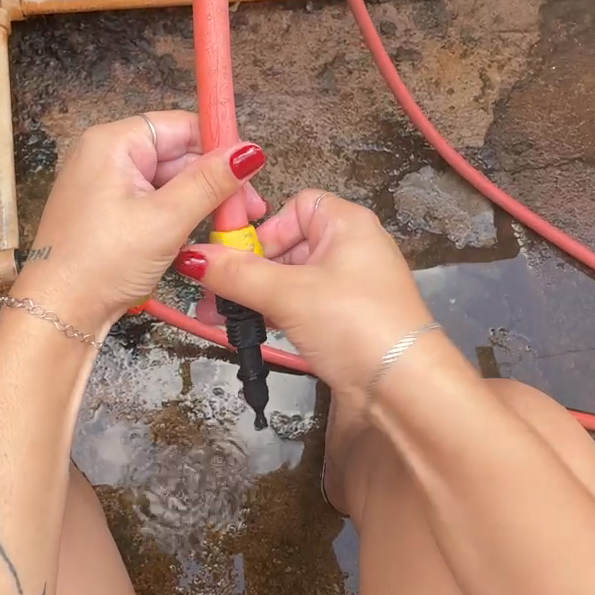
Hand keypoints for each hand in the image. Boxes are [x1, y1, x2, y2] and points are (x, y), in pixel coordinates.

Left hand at [13, 111, 267, 329]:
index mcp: (113, 143)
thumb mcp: (166, 220)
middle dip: (213, 182)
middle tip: (245, 211)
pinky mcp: (108, 213)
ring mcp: (105, 185)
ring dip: (198, 204)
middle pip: (176, 154)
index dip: (219, 146)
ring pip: (168, 182)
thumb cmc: (98, 264)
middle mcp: (106, 156)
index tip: (250, 170)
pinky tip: (193, 239)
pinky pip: (152, 203)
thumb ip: (210, 182)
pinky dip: (176, 218)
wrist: (59, 313)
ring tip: (223, 229)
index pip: (180, 126)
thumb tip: (247, 152)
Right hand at [172, 190, 434, 399]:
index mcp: (346, 224)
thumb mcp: (287, 294)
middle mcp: (351, 248)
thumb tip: (191, 257)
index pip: (295, 206)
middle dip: (249, 270)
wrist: (403, 389)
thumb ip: (236, 274)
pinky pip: (301, 305)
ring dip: (256, 296)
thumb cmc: (354, 323)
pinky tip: (251, 331)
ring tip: (222, 319)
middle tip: (216, 296)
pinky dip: (275, 314)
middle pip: (288, 245)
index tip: (238, 258)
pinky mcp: (346, 319)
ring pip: (291, 279)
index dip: (264, 229)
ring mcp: (350, 286)